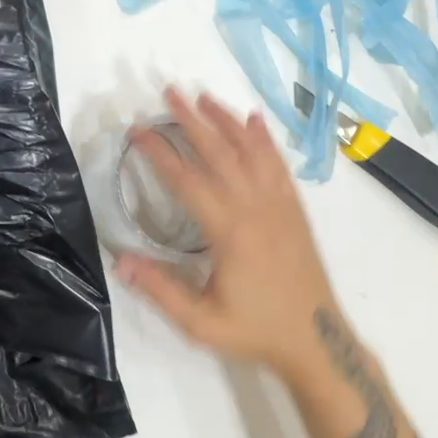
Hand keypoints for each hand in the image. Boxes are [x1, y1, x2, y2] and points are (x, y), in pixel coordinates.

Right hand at [114, 89, 337, 379]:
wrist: (318, 345)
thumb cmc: (255, 331)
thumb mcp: (200, 322)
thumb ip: (160, 290)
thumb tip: (119, 259)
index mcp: (230, 233)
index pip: (187, 180)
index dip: (160, 152)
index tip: (138, 130)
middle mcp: (257, 210)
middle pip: (221, 154)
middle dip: (193, 120)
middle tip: (170, 92)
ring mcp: (280, 208)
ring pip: (252, 153)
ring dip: (227, 121)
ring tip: (204, 97)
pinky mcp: (295, 212)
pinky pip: (278, 166)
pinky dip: (265, 140)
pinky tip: (253, 121)